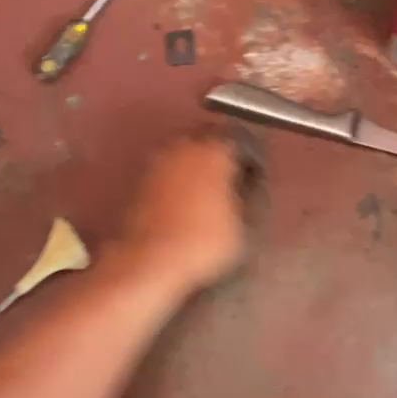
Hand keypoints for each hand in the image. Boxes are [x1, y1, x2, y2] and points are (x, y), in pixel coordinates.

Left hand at [117, 130, 251, 293]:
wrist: (147, 261)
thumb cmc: (202, 242)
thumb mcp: (243, 226)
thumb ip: (250, 198)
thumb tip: (249, 187)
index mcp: (215, 148)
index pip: (242, 138)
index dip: (252, 157)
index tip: (255, 176)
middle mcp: (186, 144)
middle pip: (211, 135)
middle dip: (223, 152)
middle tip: (233, 176)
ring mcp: (160, 158)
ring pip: (187, 149)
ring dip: (199, 162)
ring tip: (208, 189)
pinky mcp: (141, 177)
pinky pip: (170, 167)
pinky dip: (180, 176)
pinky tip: (185, 199)